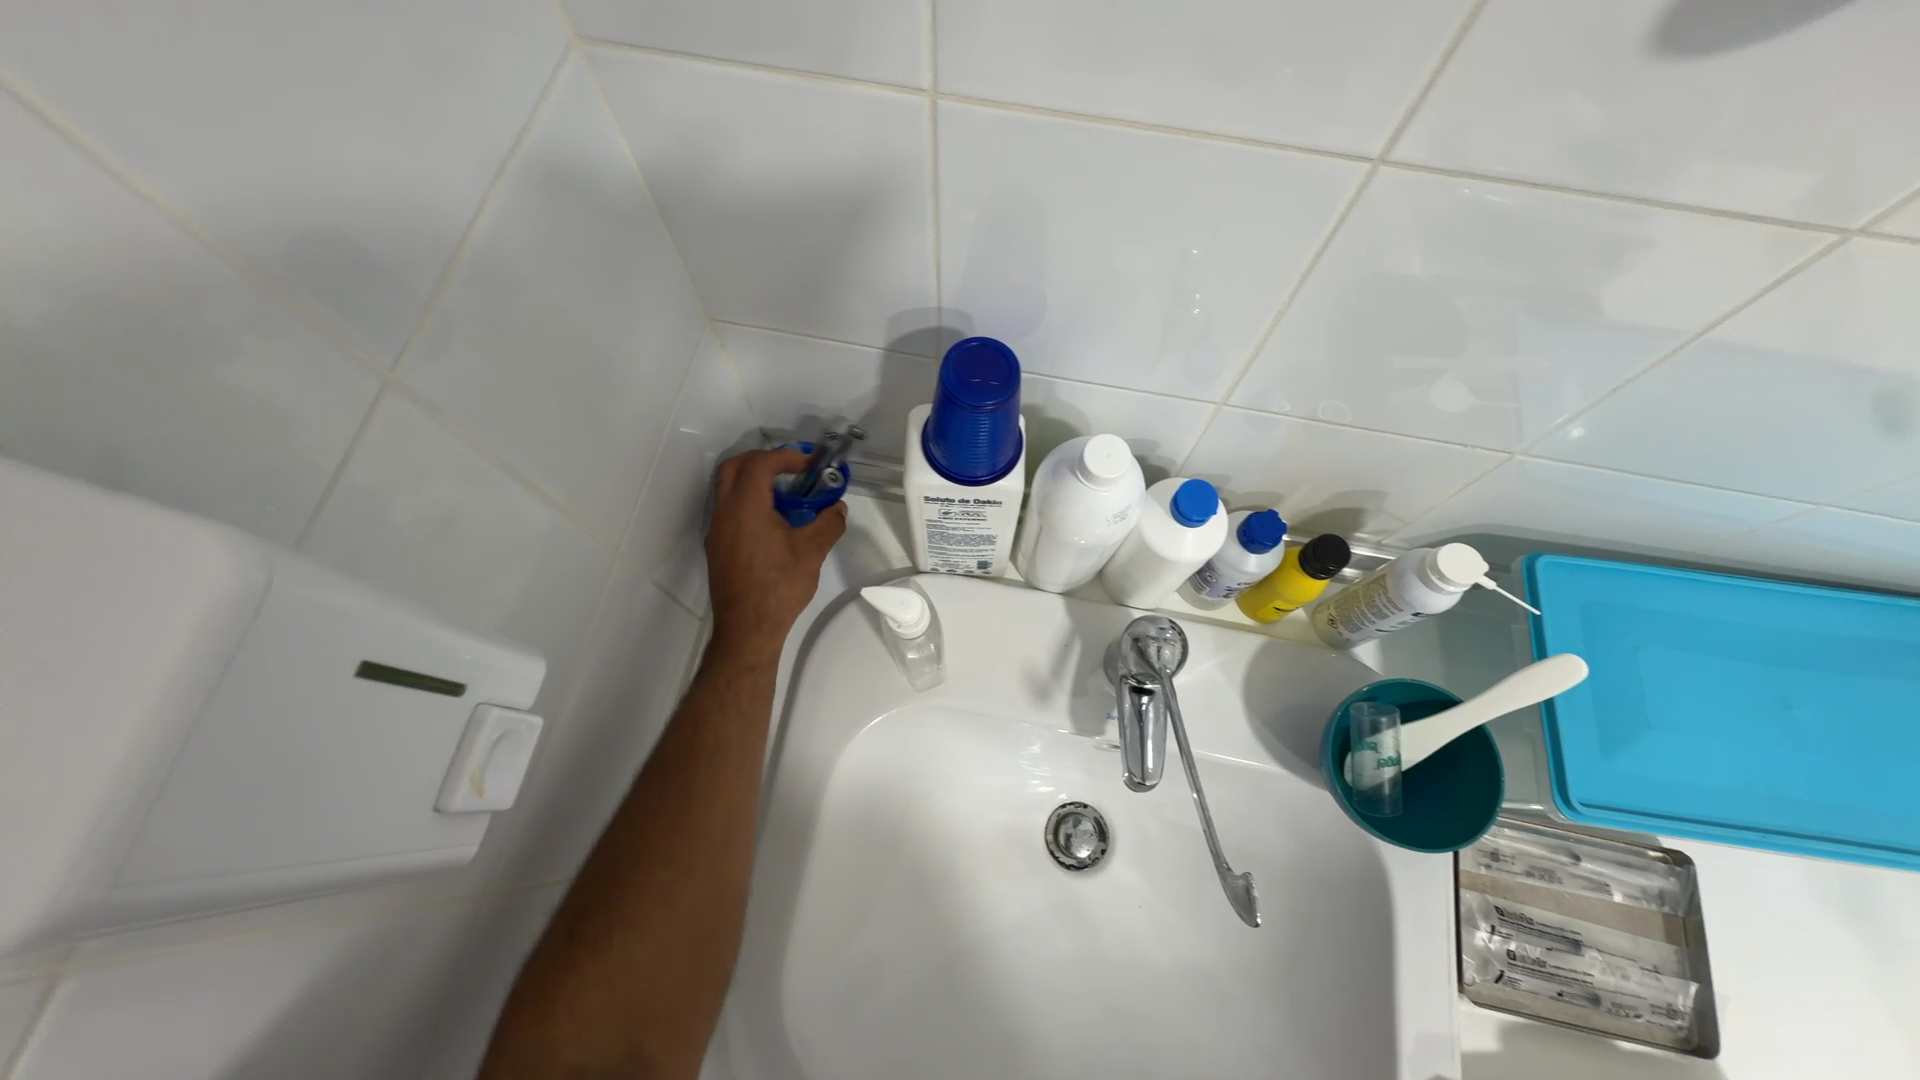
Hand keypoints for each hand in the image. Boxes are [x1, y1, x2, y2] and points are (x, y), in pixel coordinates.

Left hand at [705, 448, 847, 658]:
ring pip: (727, 489)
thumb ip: (829, 523)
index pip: (760, 464)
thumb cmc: (779, 587)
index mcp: (746, 507)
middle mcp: (724, 512)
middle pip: (734, 467)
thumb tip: (838, 509)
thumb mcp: (812, 552)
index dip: (786, 456)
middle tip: (790, 469)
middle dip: (762, 460)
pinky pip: (728, 511)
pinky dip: (748, 503)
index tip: (808, 464)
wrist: (747, 628)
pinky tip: (772, 523)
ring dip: (753, 482)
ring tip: (785, 495)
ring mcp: (717, 531)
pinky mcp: (717, 547)